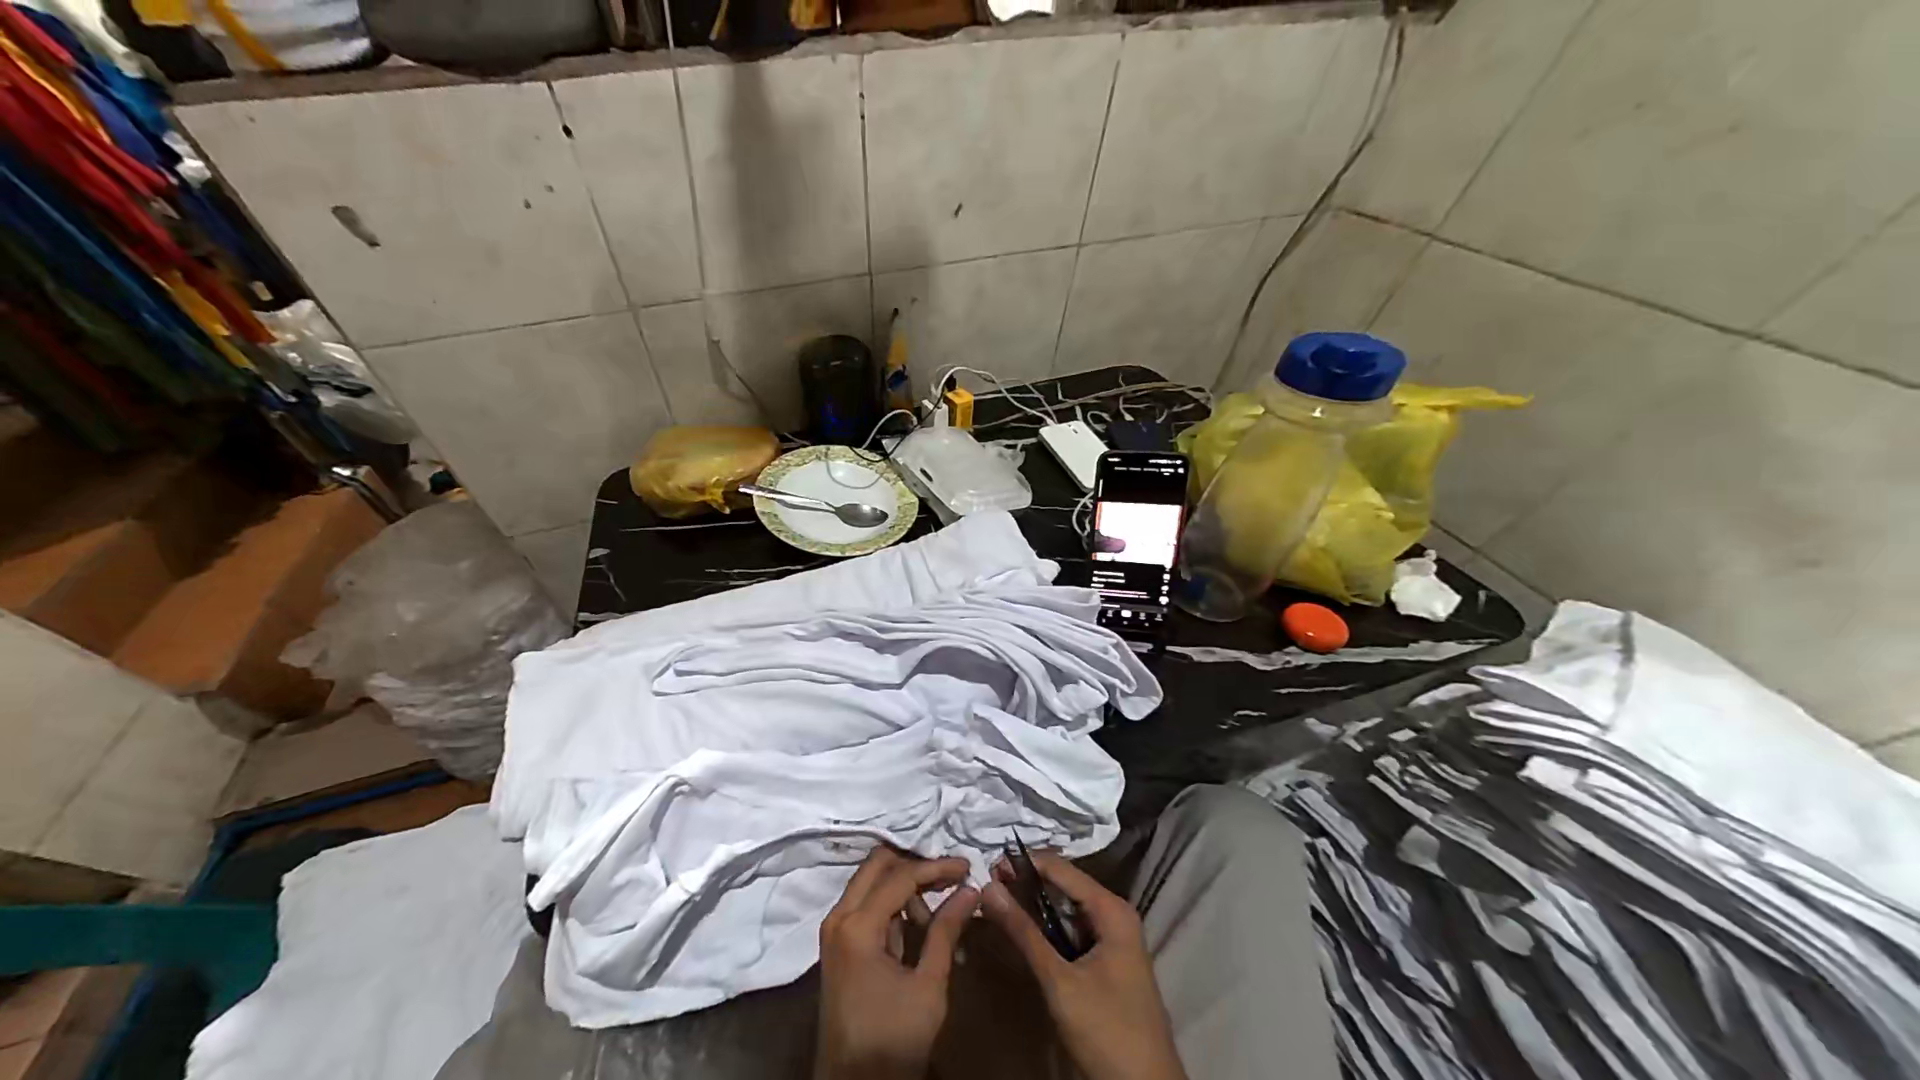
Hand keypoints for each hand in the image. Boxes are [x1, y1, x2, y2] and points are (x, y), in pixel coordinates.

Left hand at [814, 847, 979, 1079]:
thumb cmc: (893, 1041)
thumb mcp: (928, 986)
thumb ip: (946, 931)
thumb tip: (970, 890)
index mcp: (857, 926)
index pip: (900, 876)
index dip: (936, 867)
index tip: (968, 866)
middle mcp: (838, 917)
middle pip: (877, 865)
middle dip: (915, 863)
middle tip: (950, 874)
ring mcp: (834, 930)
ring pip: (869, 882)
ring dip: (904, 883)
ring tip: (940, 902)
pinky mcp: (838, 945)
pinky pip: (865, 905)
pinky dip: (892, 902)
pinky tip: (920, 918)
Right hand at [981, 853, 1186, 1079]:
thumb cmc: (1107, 1030)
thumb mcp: (1060, 981)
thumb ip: (1024, 933)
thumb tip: (988, 888)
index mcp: (1112, 910)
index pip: (1061, 868)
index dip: (1024, 863)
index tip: (987, 865)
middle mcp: (1115, 915)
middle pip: (1064, 885)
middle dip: (1026, 883)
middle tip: (986, 886)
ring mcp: (1112, 939)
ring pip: (1065, 909)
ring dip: (1033, 906)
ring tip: (996, 902)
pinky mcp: (1105, 960)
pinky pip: (1070, 931)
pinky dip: (1045, 928)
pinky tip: (1020, 931)